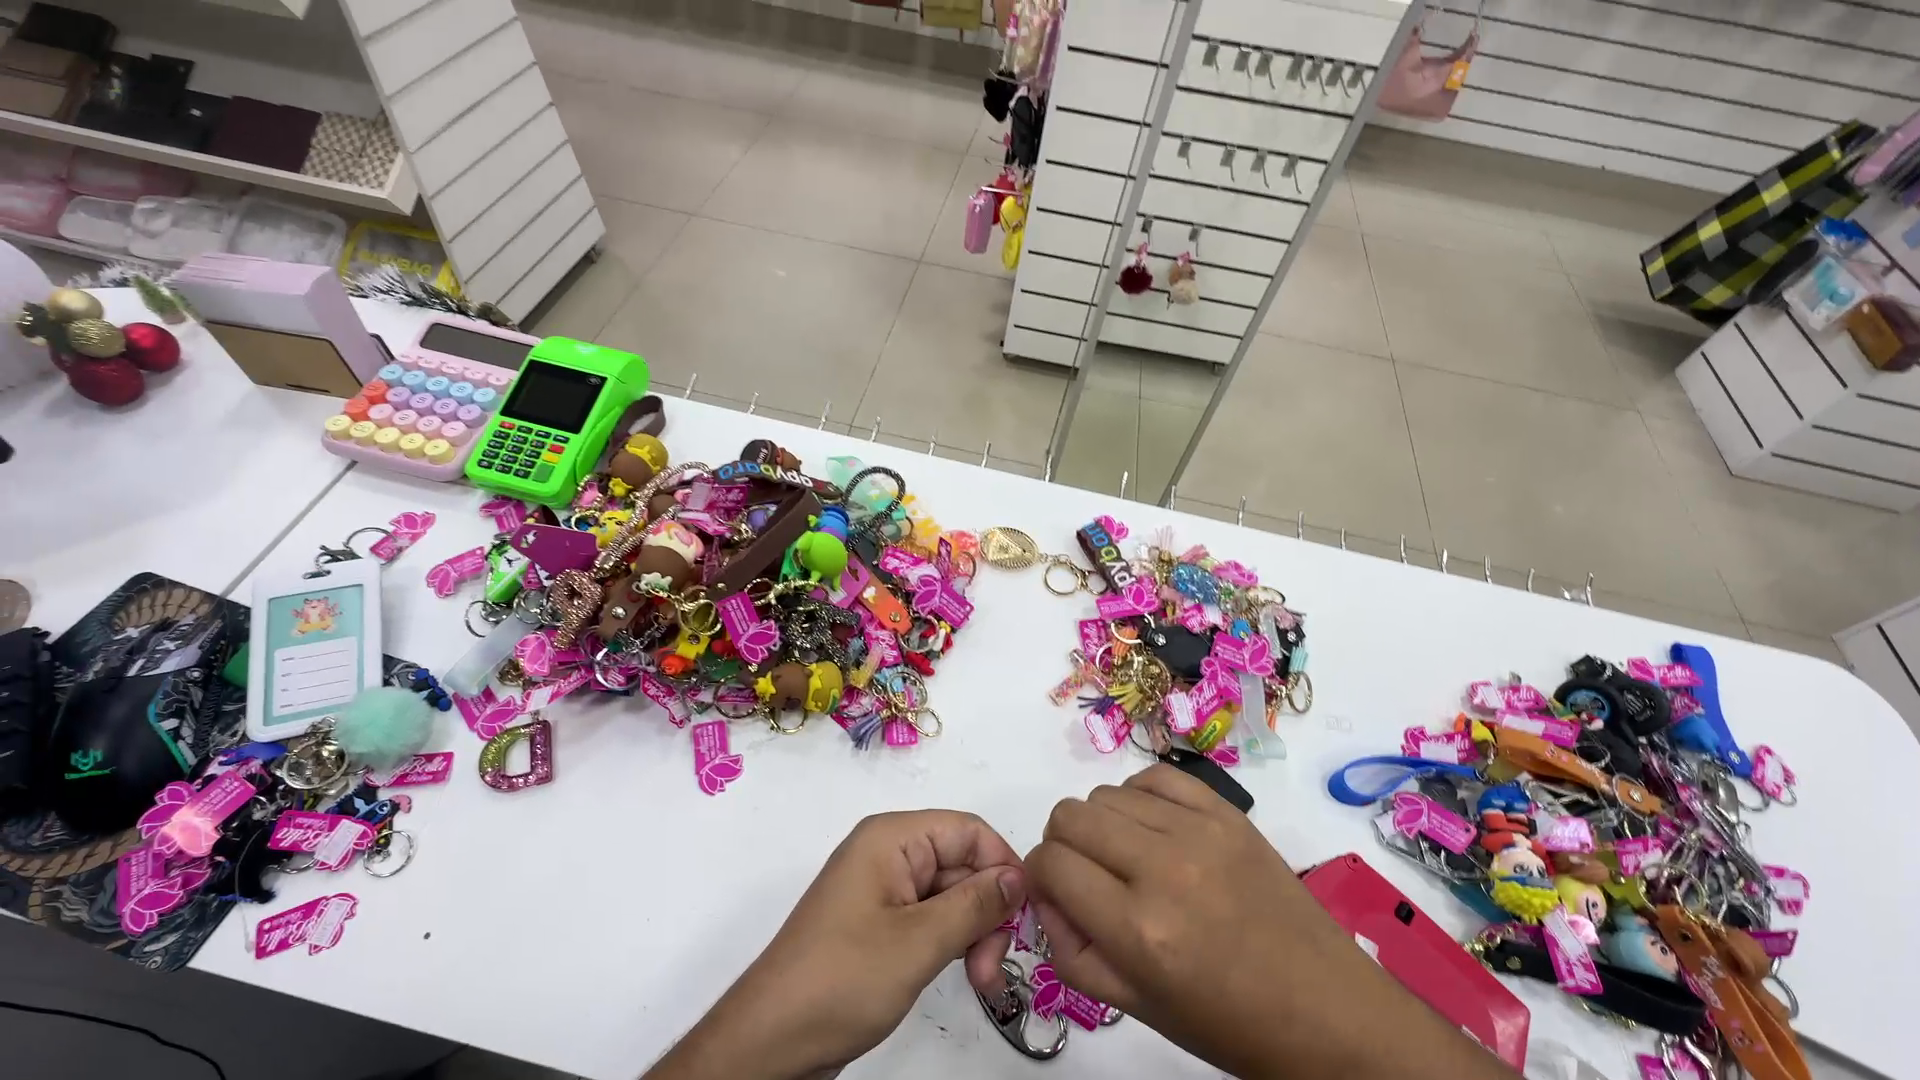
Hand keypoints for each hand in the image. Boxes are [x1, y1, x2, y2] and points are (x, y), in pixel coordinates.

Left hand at [646, 811, 1024, 1079]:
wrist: (772, 1041)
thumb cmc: (844, 979)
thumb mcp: (919, 942)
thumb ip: (976, 904)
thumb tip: (1019, 876)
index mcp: (892, 838)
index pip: (969, 830)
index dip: (1003, 867)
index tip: (1024, 918)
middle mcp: (888, 854)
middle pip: (963, 863)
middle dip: (988, 910)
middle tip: (993, 967)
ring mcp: (883, 890)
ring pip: (952, 894)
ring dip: (974, 932)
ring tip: (981, 980)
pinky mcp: (880, 924)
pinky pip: (932, 918)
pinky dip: (953, 942)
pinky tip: (966, 973)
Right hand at [1026, 764, 1506, 1079]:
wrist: (1327, 1011)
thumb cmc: (1226, 1021)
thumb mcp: (1134, 1004)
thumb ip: (1070, 949)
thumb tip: (1045, 893)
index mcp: (1139, 929)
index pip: (1050, 864)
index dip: (1040, 877)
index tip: (1056, 893)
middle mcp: (1164, 868)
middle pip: (1070, 816)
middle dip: (1062, 845)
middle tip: (1086, 876)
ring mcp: (1201, 832)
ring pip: (1107, 794)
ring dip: (1101, 824)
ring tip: (1128, 859)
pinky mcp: (1229, 814)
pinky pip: (1155, 777)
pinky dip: (1139, 797)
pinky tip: (1153, 829)